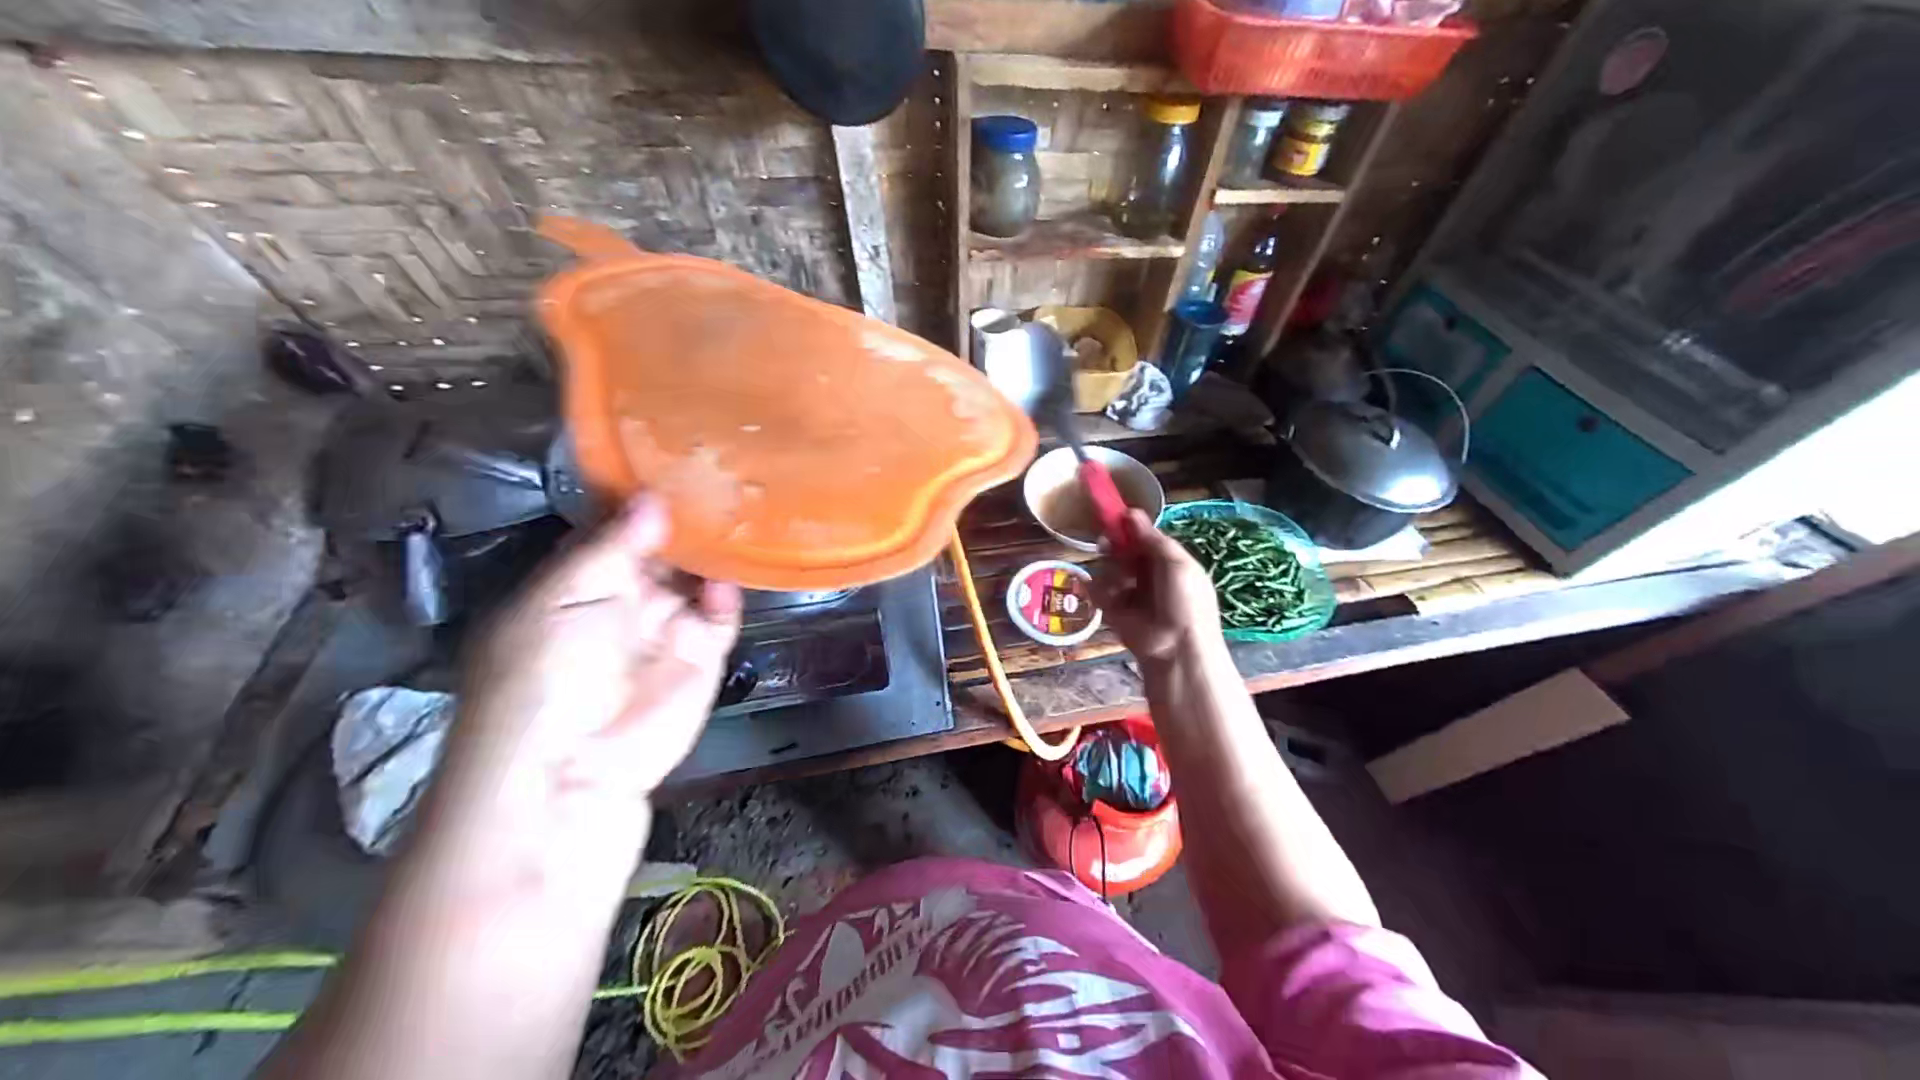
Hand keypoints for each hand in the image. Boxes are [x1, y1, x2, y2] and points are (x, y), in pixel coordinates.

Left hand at [436, 493, 741, 833]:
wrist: (576, 767)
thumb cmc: (548, 672)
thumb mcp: (565, 595)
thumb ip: (615, 544)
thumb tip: (652, 496)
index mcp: (575, 580)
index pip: (614, 529)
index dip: (639, 500)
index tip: (672, 457)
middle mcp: (623, 598)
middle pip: (662, 547)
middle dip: (685, 519)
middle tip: (716, 473)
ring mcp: (665, 626)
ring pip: (696, 574)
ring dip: (712, 550)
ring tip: (734, 512)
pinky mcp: (702, 653)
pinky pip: (721, 611)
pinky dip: (726, 592)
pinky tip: (726, 575)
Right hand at [1093, 509, 1222, 664]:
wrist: (1176, 648)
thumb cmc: (1185, 602)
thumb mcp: (1177, 563)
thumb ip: (1152, 538)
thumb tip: (1131, 512)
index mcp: (1166, 561)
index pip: (1142, 537)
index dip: (1128, 527)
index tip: (1113, 516)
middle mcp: (1146, 573)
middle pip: (1120, 549)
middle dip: (1114, 547)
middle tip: (1109, 546)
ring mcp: (1127, 591)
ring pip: (1107, 568)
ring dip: (1112, 572)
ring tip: (1122, 585)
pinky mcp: (1111, 609)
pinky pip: (1097, 590)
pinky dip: (1101, 592)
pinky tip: (1112, 600)